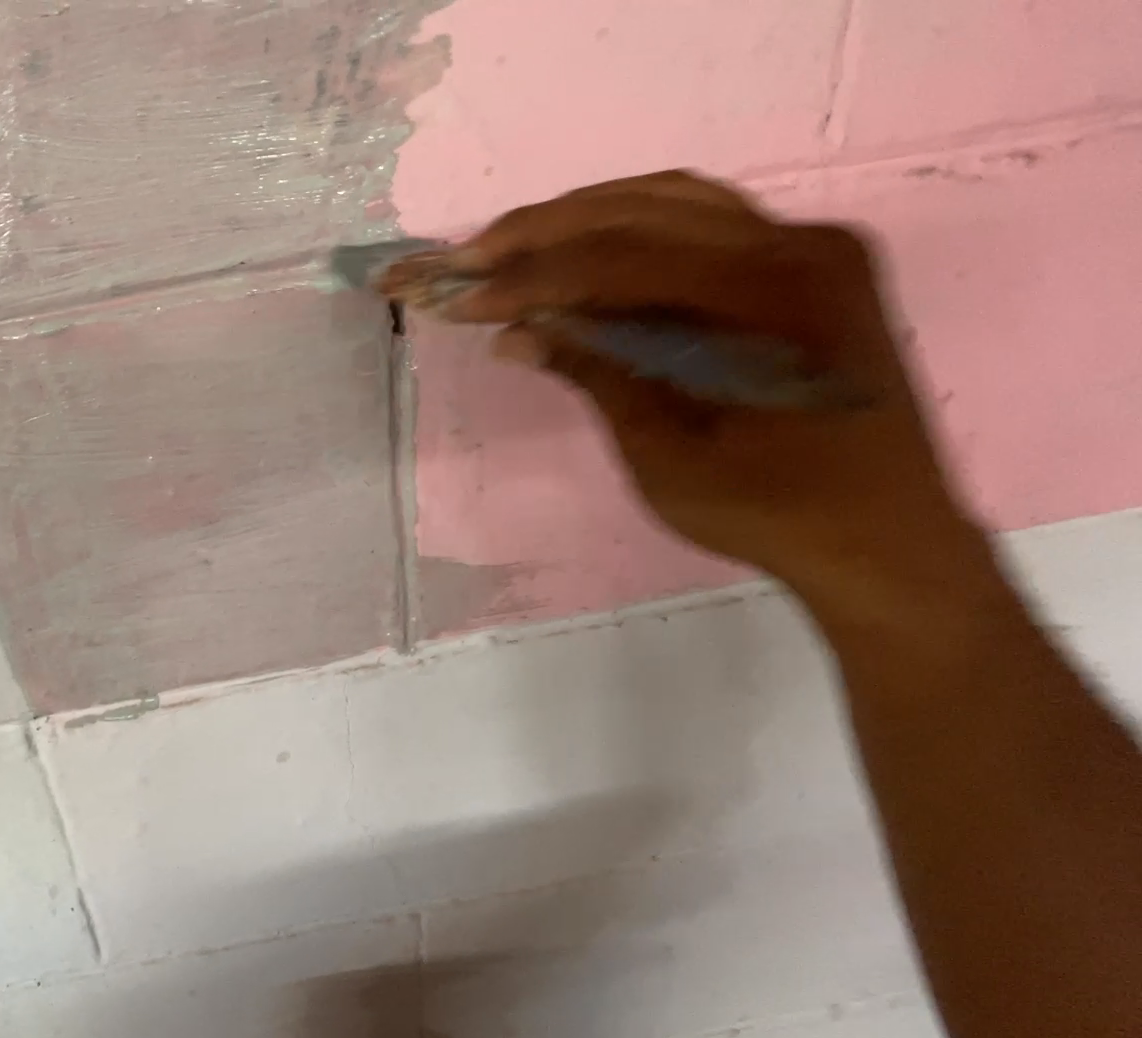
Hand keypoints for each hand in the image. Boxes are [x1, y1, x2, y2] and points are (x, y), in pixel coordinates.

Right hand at [384, 170, 992, 610]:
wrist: (880, 537)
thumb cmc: (767, 510)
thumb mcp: (663, 450)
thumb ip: (595, 372)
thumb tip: (513, 335)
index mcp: (765, 294)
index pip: (618, 259)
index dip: (527, 278)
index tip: (457, 298)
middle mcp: (796, 245)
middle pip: (641, 209)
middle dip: (541, 231)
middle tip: (465, 257)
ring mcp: (809, 247)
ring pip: (671, 200)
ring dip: (582, 218)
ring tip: (509, 246)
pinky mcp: (806, 265)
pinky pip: (704, 220)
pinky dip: (633, 226)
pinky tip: (585, 247)